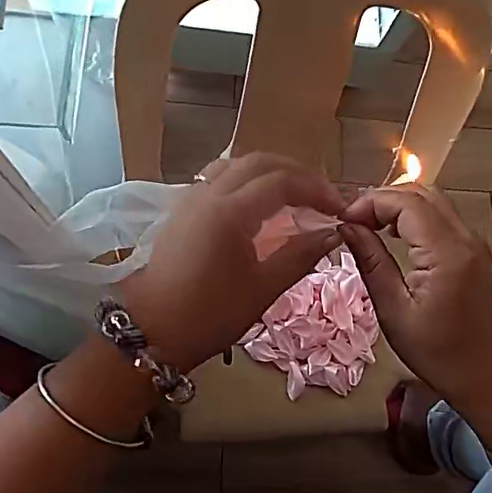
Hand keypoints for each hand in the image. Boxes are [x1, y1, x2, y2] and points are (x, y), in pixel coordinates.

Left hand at [119, 153, 344, 368]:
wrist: (151, 329)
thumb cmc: (209, 315)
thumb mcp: (263, 289)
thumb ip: (300, 255)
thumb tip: (332, 234)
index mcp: (229, 212)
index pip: (282, 181)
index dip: (316, 189)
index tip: (339, 208)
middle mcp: (208, 194)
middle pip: (260, 163)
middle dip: (296, 173)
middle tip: (322, 197)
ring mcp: (191, 198)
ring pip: (236, 165)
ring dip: (269, 172)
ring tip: (294, 195)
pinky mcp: (182, 209)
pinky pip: (218, 177)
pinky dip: (245, 180)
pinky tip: (258, 204)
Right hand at [339, 185, 491, 405]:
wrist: (489, 378)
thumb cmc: (438, 353)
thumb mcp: (394, 311)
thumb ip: (371, 262)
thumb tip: (347, 228)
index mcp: (447, 253)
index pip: (406, 202)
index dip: (370, 203)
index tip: (343, 221)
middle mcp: (466, 238)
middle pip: (421, 193)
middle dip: (381, 199)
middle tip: (351, 221)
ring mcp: (473, 242)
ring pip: (432, 200)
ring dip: (396, 205)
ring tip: (366, 227)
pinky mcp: (473, 251)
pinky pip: (440, 216)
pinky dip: (412, 216)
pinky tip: (390, 235)